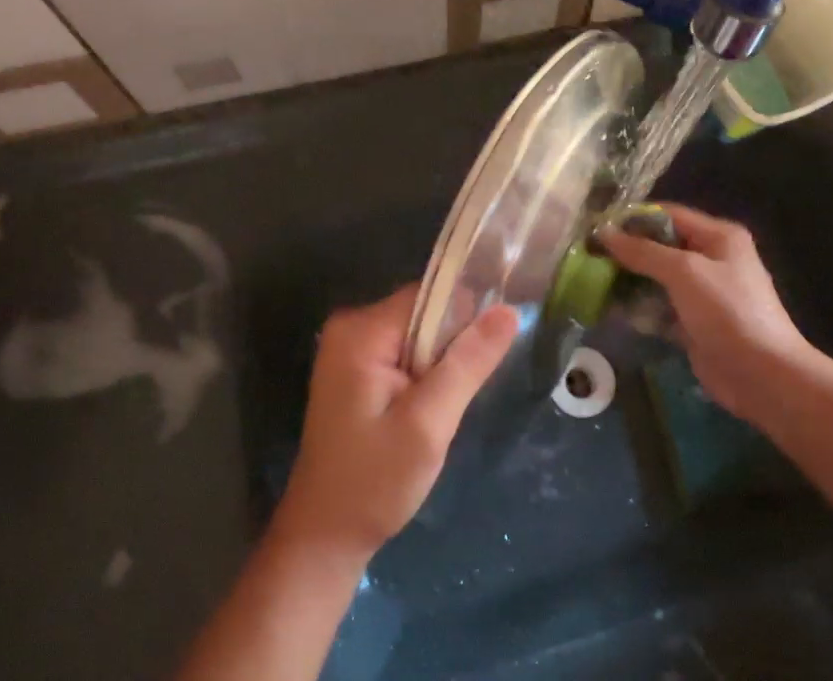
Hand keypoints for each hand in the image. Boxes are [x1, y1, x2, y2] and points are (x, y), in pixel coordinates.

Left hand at [273, 285, 518, 559]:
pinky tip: (424, 417)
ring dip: (440, 370)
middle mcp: (351, 329)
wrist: (325, 537)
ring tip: (438, 414)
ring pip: (420, 338)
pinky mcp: (357, 374)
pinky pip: (406, 357)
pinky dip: (424, 381)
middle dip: (451, 351)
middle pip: (425, 314)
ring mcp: (350, 352)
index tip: (482, 363)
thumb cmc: (374, 482)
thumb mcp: (429, 423)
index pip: (431, 296)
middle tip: (453, 402)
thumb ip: (467, 363)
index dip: (464, 323)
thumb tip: (508, 311)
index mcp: (361, 330)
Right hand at [599, 204, 809, 419]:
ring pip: (657, 278)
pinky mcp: (693, 322)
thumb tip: (604, 232)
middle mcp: (711, 258)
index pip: (668, 215)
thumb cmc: (728, 312)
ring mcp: (702, 293)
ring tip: (591, 282)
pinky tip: (610, 310)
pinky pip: (659, 307)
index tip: (596, 227)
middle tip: (588, 257)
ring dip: (628, 280)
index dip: (633, 219)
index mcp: (719, 236)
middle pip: (661, 246)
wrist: (761, 374)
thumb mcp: (685, 272)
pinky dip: (638, 307)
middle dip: (626, 251)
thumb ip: (643, 251)